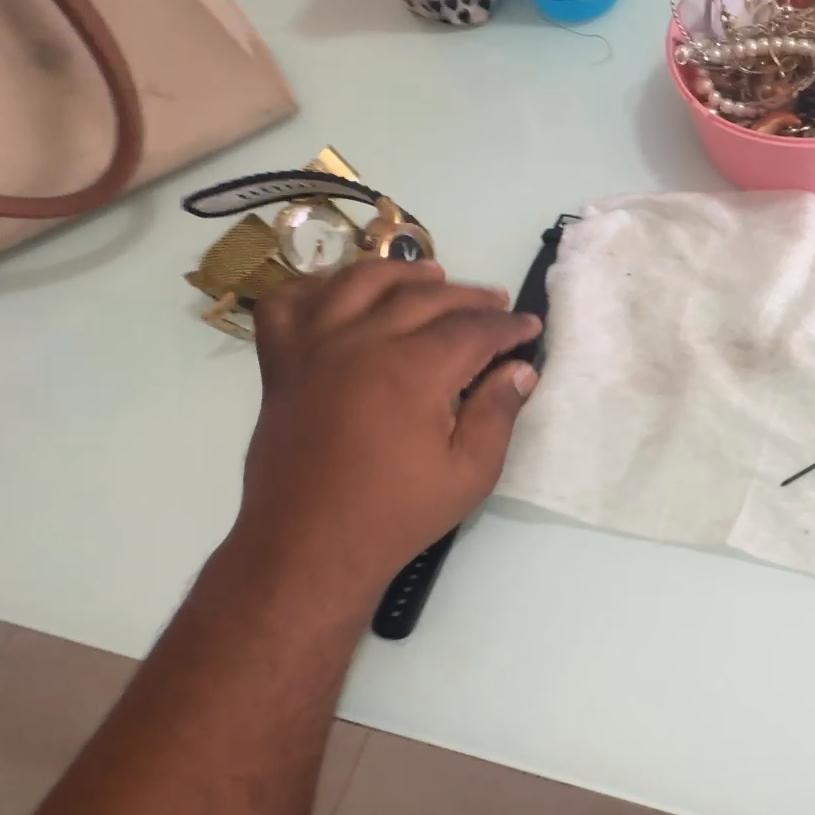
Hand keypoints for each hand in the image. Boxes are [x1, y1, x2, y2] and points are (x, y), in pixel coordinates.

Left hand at [229, 260, 541, 597]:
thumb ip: (497, 412)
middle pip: (423, 297)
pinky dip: (321, 285)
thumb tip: (519, 369)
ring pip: (359, 282)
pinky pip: (292, 301)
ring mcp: (313, 347)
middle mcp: (360, 343)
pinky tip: (346, 291)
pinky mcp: (282, 362)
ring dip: (403, 273)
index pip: (471, 329)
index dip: (508, 326)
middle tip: (498, 304)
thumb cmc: (400, 511)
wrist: (312, 541)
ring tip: (434, 274)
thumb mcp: (471, 471)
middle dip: (469, 296)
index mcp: (412, 371)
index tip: (531, 327)